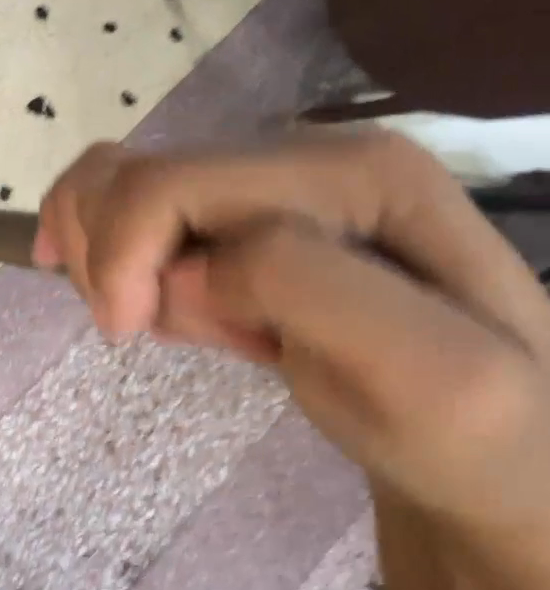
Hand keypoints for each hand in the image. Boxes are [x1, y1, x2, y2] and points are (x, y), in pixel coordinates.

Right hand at [37, 132, 549, 589]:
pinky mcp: (228, 192)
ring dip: (104, 256)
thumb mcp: (432, 377)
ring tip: (168, 316)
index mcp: (355, 171)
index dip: (124, 261)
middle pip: (128, 178)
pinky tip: (135, 290)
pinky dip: (99, 243)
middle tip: (163, 332)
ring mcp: (261, 166)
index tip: (142, 339)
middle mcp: (302, 146)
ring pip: (107, 179)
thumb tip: (180, 265)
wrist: (491, 443)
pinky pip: (113, 191)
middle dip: (114, 262)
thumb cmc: (472, 429)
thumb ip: (307, 291)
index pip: (166, 186)